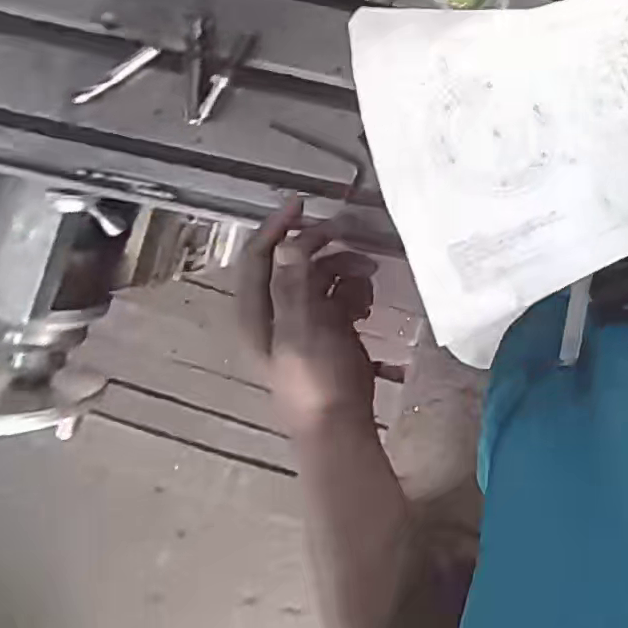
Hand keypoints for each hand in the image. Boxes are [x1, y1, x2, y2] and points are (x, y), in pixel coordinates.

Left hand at [236, 197, 379, 432]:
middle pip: (294, 261)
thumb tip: (287, 243)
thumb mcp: (301, 330)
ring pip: (322, 276)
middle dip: (324, 249)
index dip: (276, 227)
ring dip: (346, 270)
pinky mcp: (327, 328)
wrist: (338, 424)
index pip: (258, 256)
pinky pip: (339, 294)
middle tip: (352, 236)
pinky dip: (354, 292)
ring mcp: (303, 319)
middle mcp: (276, 310)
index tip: (302, 203)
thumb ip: (293, 285)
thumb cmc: (314, 379)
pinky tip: (366, 305)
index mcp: (258, 311)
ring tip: (369, 279)